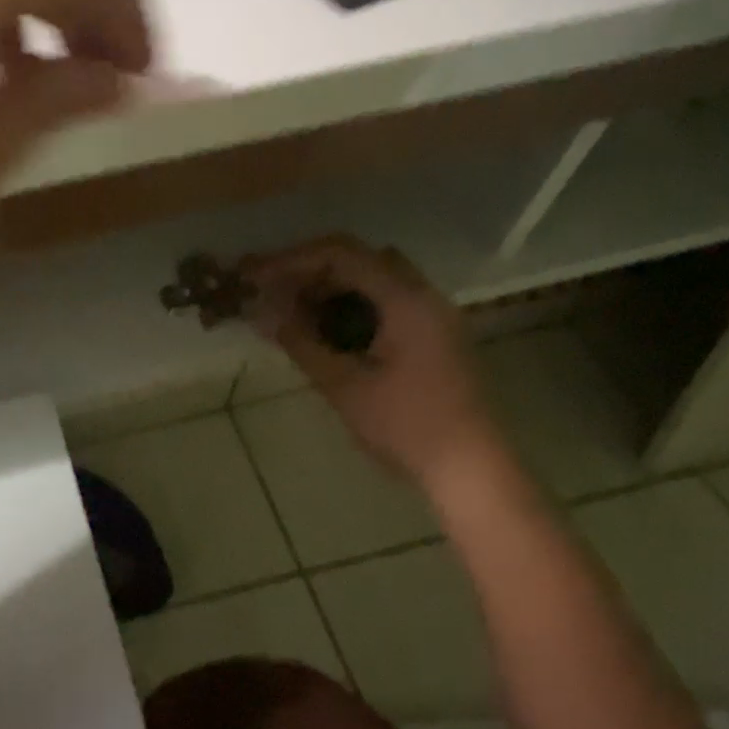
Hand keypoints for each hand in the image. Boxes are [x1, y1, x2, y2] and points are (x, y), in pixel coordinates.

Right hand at [244, 236, 501, 485]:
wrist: (472, 473)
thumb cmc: (407, 427)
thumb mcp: (343, 385)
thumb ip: (300, 341)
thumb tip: (259, 311)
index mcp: (406, 299)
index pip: (340, 254)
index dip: (292, 260)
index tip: (256, 277)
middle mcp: (424, 295)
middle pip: (358, 258)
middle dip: (309, 270)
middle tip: (271, 291)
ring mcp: (433, 315)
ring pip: (373, 278)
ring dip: (329, 287)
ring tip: (290, 311)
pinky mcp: (433, 335)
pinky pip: (386, 301)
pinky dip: (350, 304)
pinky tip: (324, 330)